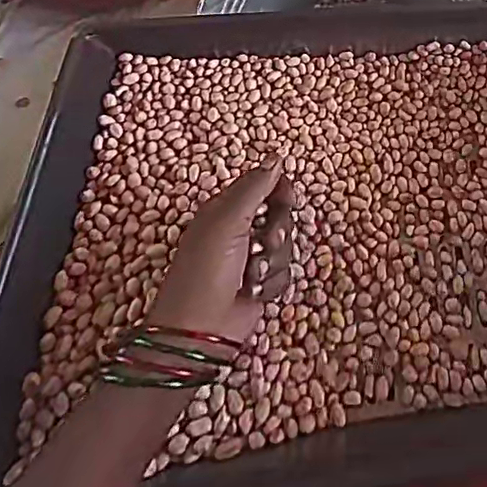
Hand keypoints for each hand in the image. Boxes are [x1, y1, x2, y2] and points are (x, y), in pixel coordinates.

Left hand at [145, 154, 296, 342]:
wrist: (199, 330)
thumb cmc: (206, 269)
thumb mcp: (228, 219)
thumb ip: (255, 186)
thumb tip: (277, 156)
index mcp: (226, 207)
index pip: (263, 184)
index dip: (278, 189)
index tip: (285, 197)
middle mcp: (240, 228)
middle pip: (280, 214)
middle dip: (277, 230)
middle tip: (264, 242)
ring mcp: (252, 257)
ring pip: (286, 244)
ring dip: (273, 260)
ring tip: (253, 273)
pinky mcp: (262, 282)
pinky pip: (286, 271)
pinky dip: (273, 281)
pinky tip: (255, 290)